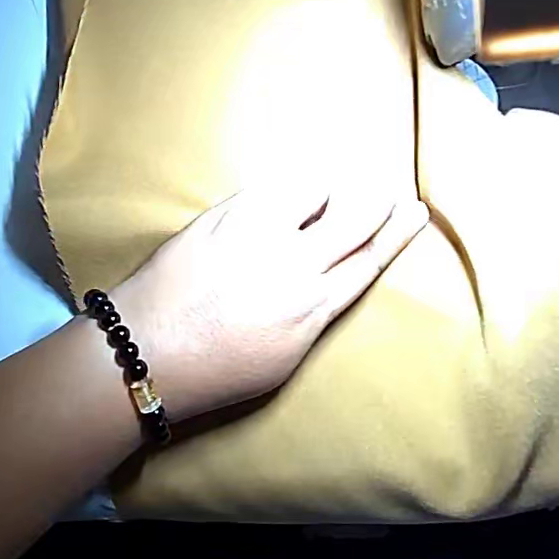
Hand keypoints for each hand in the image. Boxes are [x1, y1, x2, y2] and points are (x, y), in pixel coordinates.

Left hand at [106, 184, 428, 419]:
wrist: (143, 353)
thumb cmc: (216, 369)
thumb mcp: (284, 355)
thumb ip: (315, 309)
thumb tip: (328, 271)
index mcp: (311, 308)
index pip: (369, 259)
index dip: (397, 233)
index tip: (414, 212)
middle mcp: (291, 265)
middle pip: (354, 217)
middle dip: (377, 200)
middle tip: (386, 191)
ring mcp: (255, 233)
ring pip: (312, 190)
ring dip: (322, 194)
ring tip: (312, 207)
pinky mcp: (222, 214)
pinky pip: (268, 189)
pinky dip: (282, 194)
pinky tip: (277, 205)